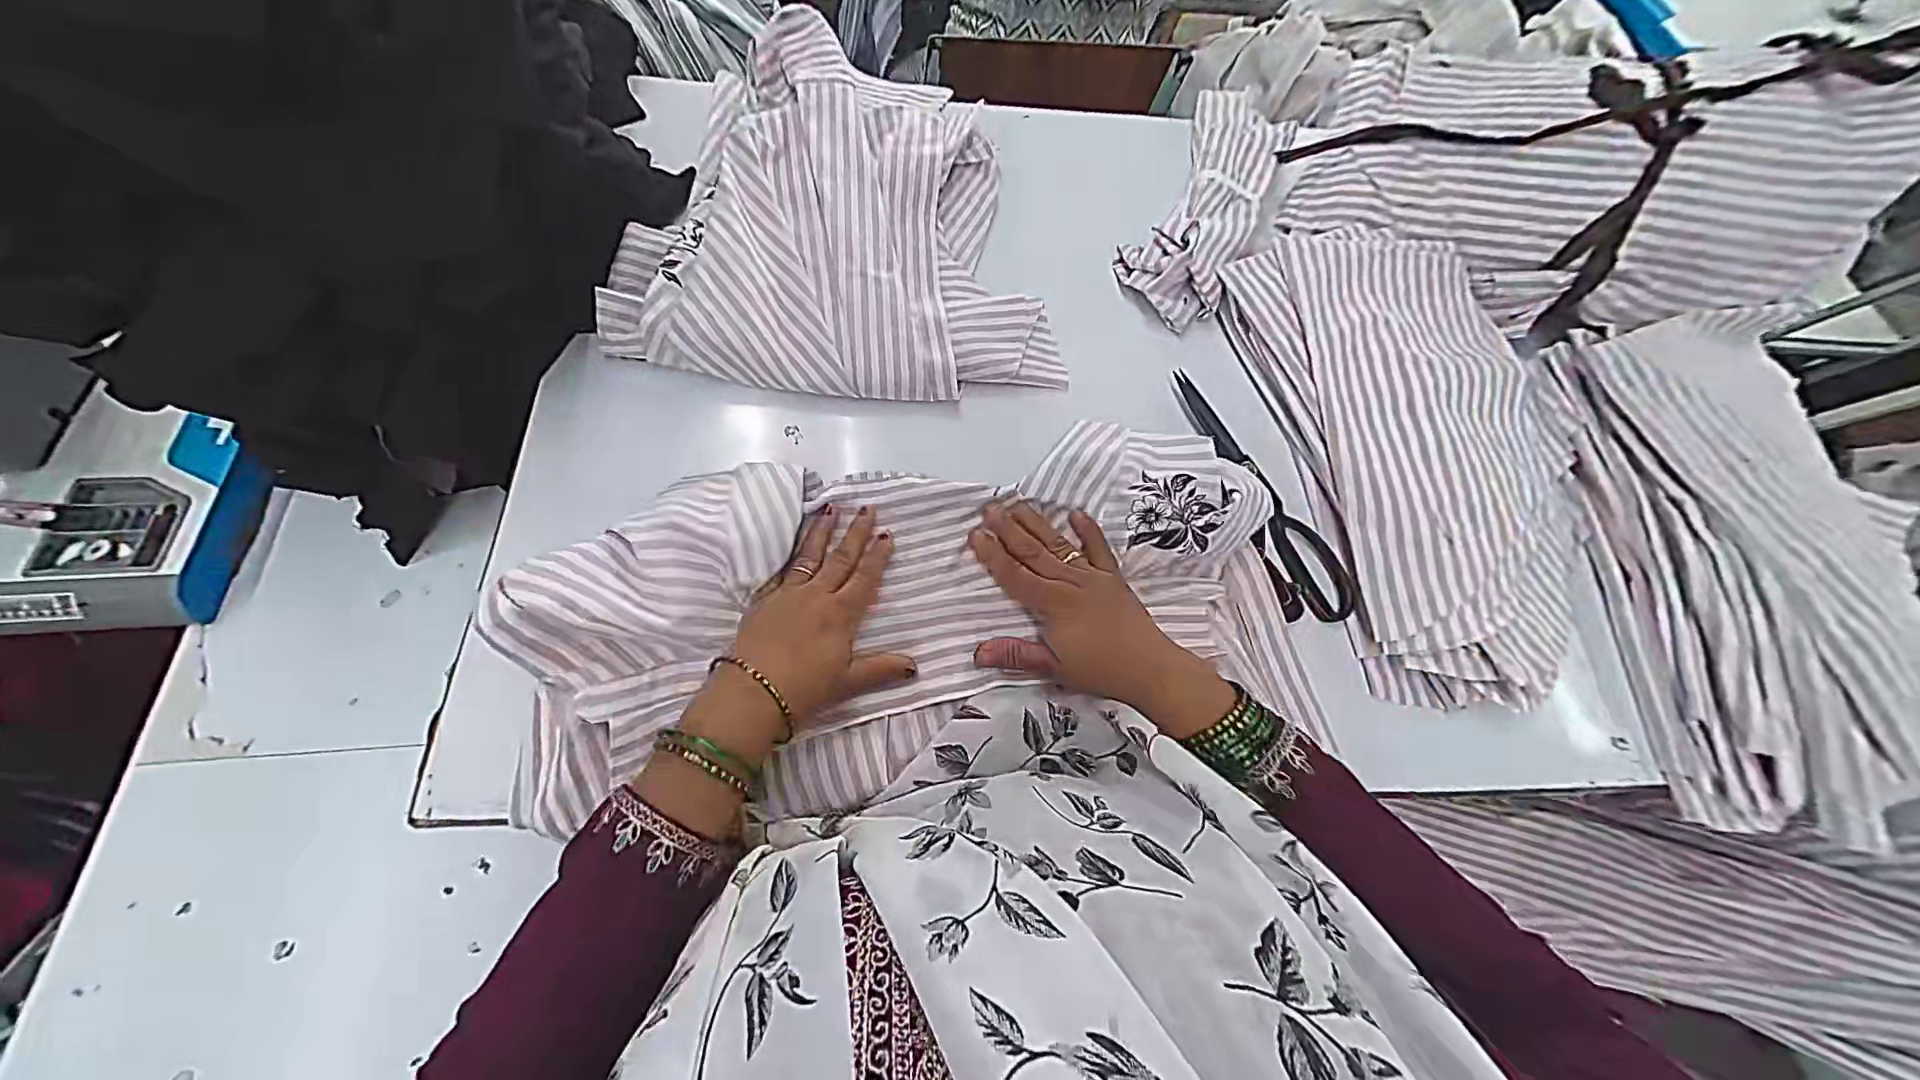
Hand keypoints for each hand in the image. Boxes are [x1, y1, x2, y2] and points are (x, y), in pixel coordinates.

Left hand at [720, 504, 915, 738]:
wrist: (752, 693)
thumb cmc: (804, 690)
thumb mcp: (848, 682)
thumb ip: (881, 669)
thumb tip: (914, 667)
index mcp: (840, 614)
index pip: (865, 578)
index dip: (878, 556)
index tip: (886, 534)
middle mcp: (816, 597)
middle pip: (841, 558)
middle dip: (856, 532)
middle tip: (867, 508)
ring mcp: (788, 595)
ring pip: (810, 556)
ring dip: (822, 532)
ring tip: (830, 509)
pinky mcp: (764, 601)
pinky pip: (781, 571)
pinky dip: (790, 555)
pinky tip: (794, 547)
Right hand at [967, 501, 1233, 737]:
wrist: (1149, 668)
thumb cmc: (1101, 670)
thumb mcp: (1053, 667)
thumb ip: (1016, 655)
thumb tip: (978, 653)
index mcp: (1053, 604)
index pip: (1014, 575)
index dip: (992, 554)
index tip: (975, 535)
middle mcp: (1070, 583)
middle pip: (1033, 552)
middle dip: (1008, 529)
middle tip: (989, 509)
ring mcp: (1092, 577)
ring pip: (1058, 544)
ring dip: (1037, 524)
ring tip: (1018, 504)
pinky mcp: (1112, 578)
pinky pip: (1098, 549)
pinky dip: (1088, 530)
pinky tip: (1076, 514)